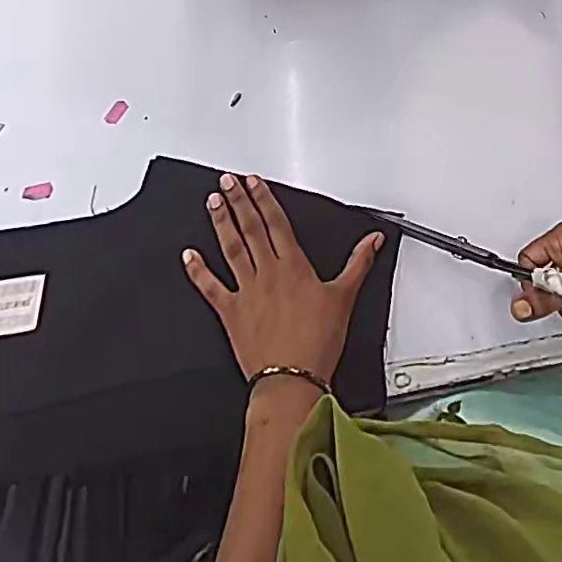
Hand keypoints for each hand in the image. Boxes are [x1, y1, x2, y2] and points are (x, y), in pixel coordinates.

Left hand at [182, 173, 383, 384]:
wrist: (293, 379)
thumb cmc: (318, 341)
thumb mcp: (345, 297)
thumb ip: (358, 263)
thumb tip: (373, 241)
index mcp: (293, 267)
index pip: (276, 223)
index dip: (263, 199)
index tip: (253, 182)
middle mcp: (268, 273)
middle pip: (251, 229)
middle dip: (239, 202)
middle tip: (228, 181)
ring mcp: (247, 291)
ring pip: (231, 249)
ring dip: (221, 223)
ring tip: (213, 202)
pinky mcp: (231, 312)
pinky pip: (211, 287)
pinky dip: (198, 270)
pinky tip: (189, 255)